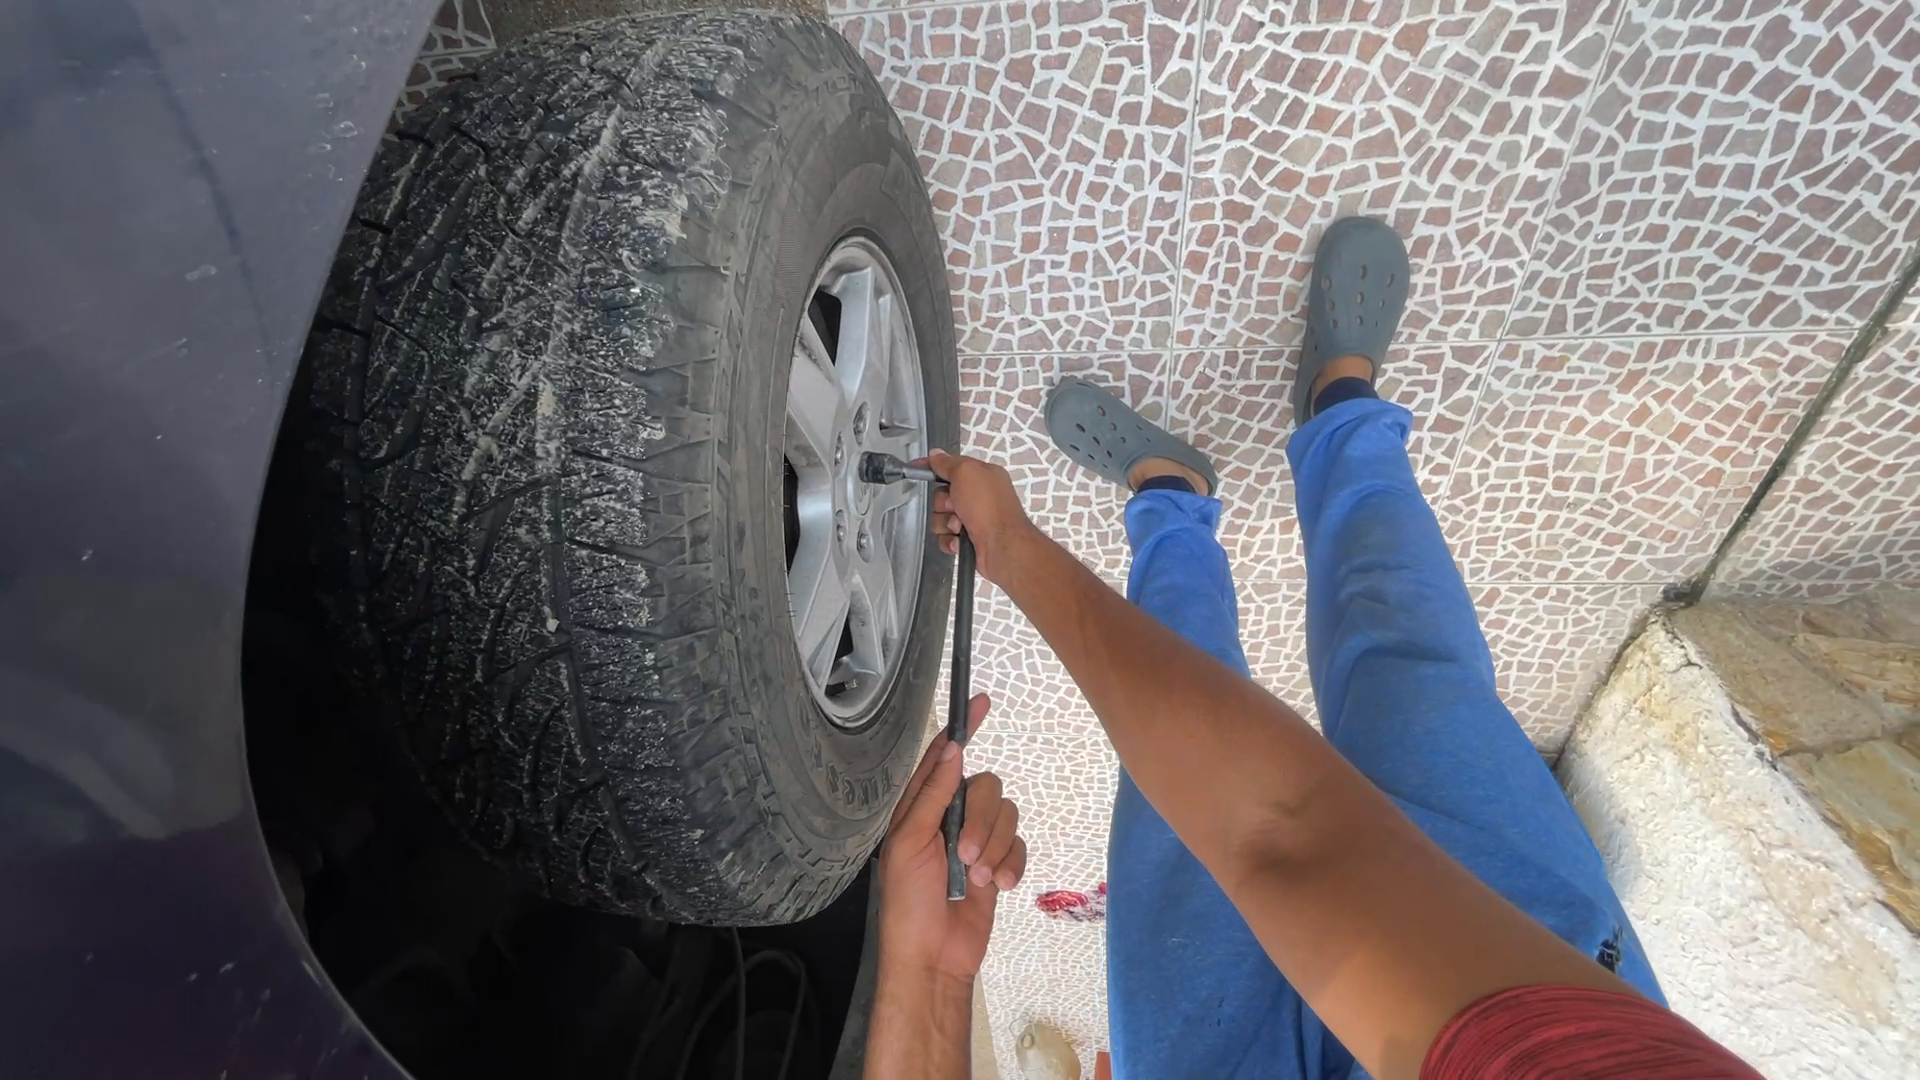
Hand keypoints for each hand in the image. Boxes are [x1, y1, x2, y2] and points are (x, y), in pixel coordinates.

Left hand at [876, 693, 1026, 981]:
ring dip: (994, 848)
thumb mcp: (910, 843)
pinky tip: (998, 887)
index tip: (980, 700)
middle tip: (964, 857)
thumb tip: (953, 748)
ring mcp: (978, 839)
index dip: (962, 728)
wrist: (934, 957)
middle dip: (981, 822)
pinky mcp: (999, 862)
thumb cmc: (908, 901)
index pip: (944, 757)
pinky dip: (1010, 865)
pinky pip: (1019, 844)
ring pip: (1006, 814)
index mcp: (923, 806)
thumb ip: (933, 795)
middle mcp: (952, 815)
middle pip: (985, 786)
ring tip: (976, 879)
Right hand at [926, 449, 1043, 583]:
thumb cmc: (986, 506)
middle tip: (954, 507)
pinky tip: (960, 542)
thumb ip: (948, 463)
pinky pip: (946, 537)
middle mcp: (979, 497)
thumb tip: (935, 454)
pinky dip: (950, 540)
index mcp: (983, 476)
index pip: (952, 467)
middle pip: (942, 495)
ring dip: (946, 523)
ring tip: (960, 527)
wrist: (1001, 547)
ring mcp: (974, 520)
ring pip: (941, 518)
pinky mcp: (968, 541)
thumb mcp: (966, 473)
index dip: (934, 467)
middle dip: (943, 503)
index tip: (915, 467)